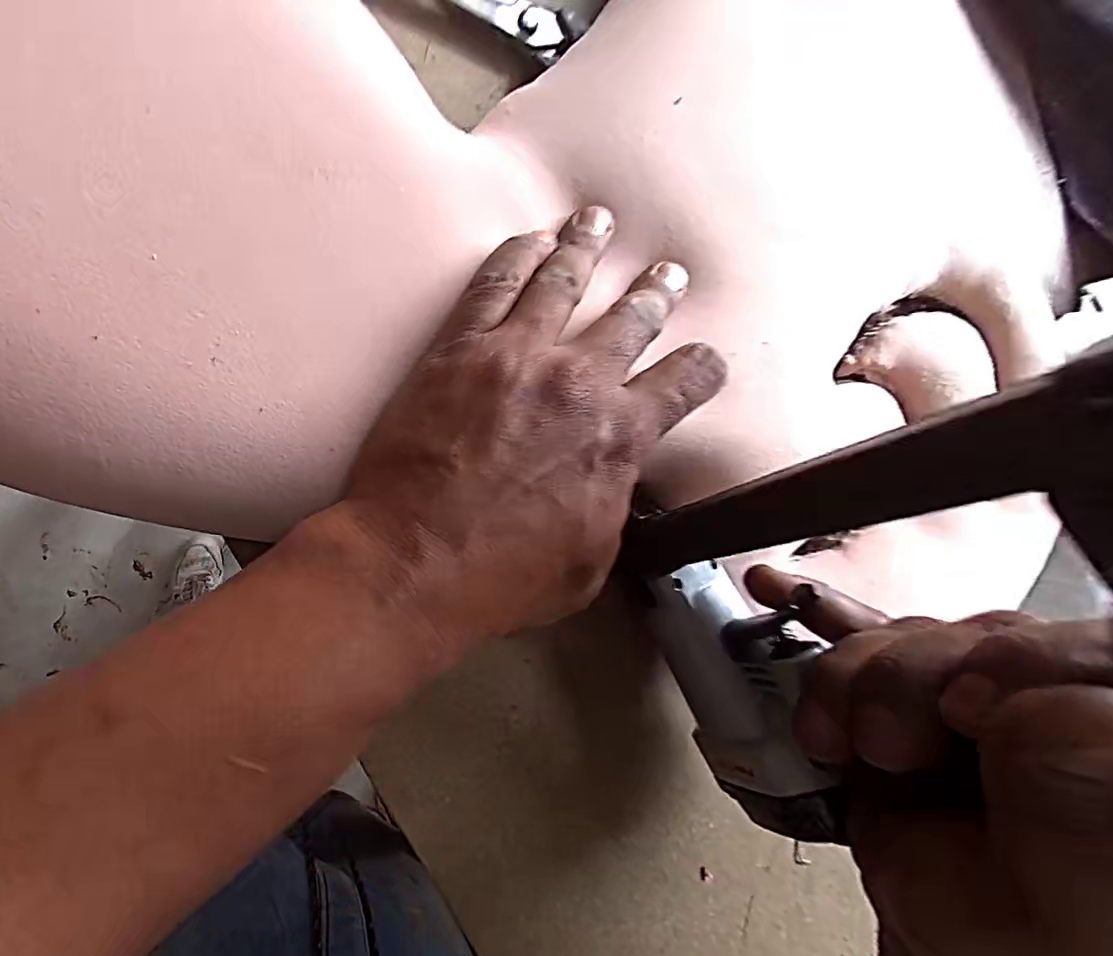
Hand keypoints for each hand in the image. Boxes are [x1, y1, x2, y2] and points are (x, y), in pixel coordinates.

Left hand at [340, 207, 724, 641]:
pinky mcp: (456, 352)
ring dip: (585, 247)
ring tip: (595, 222)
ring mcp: (515, 358)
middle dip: (654, 293)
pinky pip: (493, 284)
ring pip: (563, 281)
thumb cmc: (497, 577)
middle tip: (663, 275)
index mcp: (620, 437)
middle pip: (631, 317)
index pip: (685, 380)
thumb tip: (609, 488)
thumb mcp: (586, 563)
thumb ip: (608, 511)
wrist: (414, 560)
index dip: (699, 369)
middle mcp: (578, 382)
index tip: (697, 364)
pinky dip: (516, 255)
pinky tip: (528, 240)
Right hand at [748, 565, 1112, 955]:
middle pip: (988, 635)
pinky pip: (861, 624)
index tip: (970, 714)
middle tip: (888, 753)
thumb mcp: (1098, 926)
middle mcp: (1093, 692)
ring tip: (841, 747)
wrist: (968, 931)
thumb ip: (1095, 830)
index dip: (1035, 667)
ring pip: (908, 633)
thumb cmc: (1048, 948)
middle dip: (910, 684)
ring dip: (848, 680)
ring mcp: (992, 677)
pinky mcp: (914, 676)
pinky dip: (815, 609)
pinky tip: (776, 589)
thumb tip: (1106, 713)